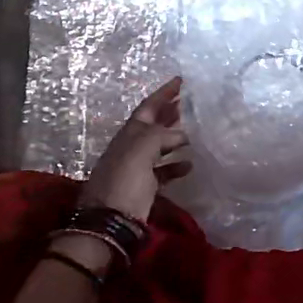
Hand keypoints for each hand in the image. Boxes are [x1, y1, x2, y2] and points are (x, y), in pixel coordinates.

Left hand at [79, 77, 190, 221]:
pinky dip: (175, 166)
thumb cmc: (123, 183)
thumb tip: (181, 134)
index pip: (147, 107)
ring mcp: (136, 168)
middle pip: (152, 124)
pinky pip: (162, 171)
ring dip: (174, 137)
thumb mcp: (140, 152)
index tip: (180, 80)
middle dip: (168, 111)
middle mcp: (131, 148)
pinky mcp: (144, 188)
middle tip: (187, 101)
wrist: (109, 222)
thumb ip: (160, 136)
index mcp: (128, 134)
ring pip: (158, 147)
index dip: (163, 94)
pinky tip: (189, 165)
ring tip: (193, 131)